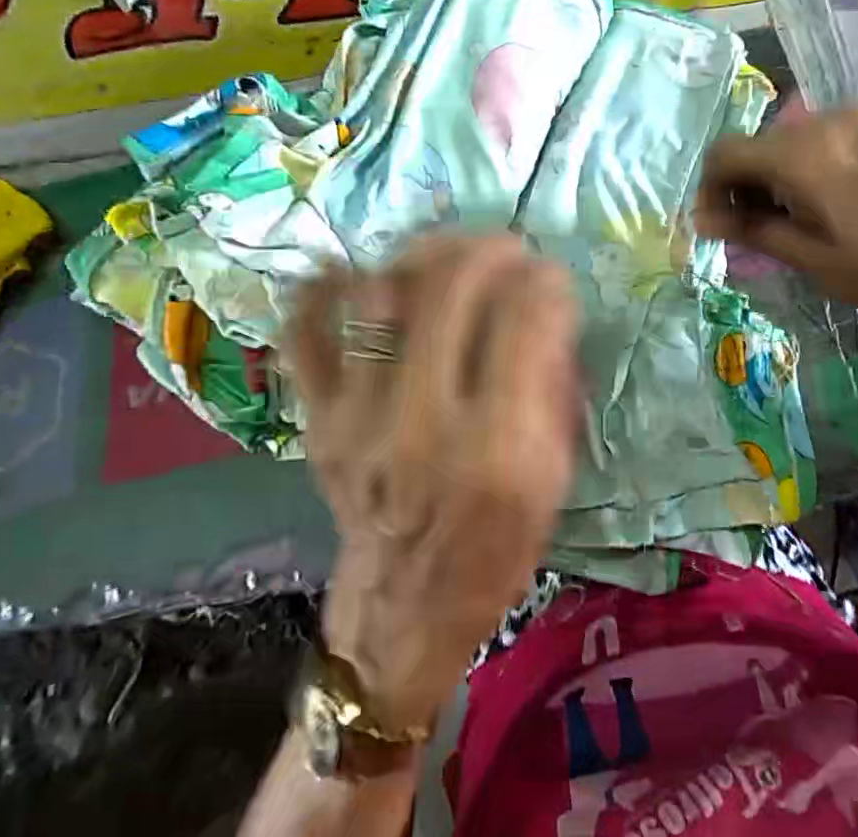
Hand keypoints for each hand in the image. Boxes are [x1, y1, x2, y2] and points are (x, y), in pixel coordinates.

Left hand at [285, 232, 579, 731]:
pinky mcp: (316, 419)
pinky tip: (353, 269)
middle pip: (451, 290)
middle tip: (506, 249)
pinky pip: (306, 334)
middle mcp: (423, 425)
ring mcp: (357, 418)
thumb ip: (552, 392)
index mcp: (499, 452)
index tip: (552, 279)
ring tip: (448, 254)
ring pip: (381, 296)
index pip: (525, 322)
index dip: (546, 283)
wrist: (402, 608)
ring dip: (423, 255)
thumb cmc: (492, 552)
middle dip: (489, 250)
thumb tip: (545, 308)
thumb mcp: (552, 484)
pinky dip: (324, 289)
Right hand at [695, 107, 857, 329]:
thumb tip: (707, 219)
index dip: (710, 190)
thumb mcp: (824, 263)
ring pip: (799, 141)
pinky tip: (849, 205)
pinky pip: (837, 138)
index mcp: (804, 155)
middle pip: (761, 144)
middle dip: (748, 187)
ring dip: (784, 178)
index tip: (720, 228)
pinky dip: (820, 167)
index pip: (725, 154)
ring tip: (809, 224)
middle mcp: (831, 120)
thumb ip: (759, 234)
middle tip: (763, 234)